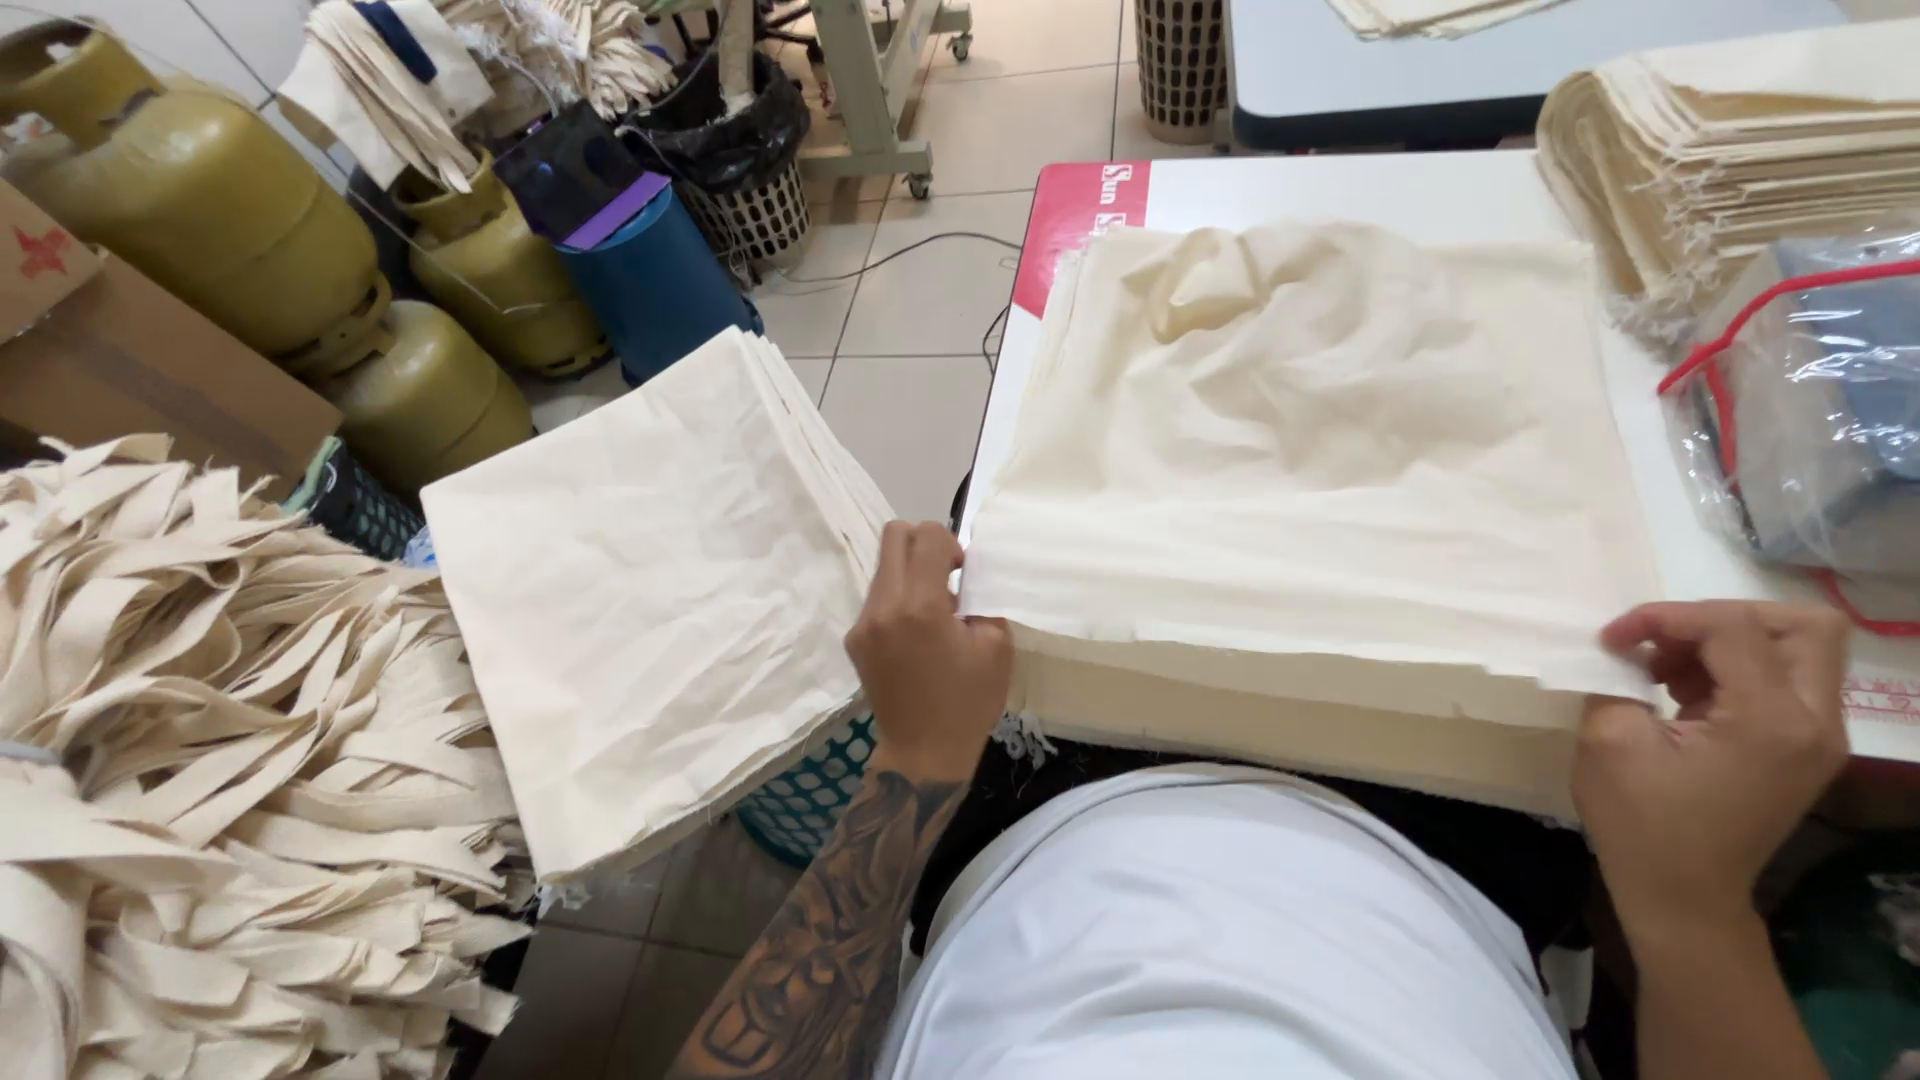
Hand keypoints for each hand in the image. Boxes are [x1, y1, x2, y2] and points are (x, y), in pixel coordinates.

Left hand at [844, 521, 1012, 781]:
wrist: (924, 752)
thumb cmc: (968, 702)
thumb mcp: (997, 646)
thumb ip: (981, 598)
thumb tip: (962, 578)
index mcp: (919, 606)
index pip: (927, 535)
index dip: (951, 543)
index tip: (963, 573)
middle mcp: (882, 606)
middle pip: (894, 535)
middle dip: (924, 544)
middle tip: (946, 576)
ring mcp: (862, 623)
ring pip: (883, 565)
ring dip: (910, 572)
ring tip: (934, 611)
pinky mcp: (854, 638)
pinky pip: (877, 596)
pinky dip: (899, 598)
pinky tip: (916, 634)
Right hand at [1576, 601, 1849, 938]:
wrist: (1681, 891)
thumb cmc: (1640, 819)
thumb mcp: (1610, 738)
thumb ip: (1620, 679)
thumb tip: (1625, 651)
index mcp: (1770, 720)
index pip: (1732, 628)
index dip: (1663, 617)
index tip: (1611, 640)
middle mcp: (1814, 723)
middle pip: (1802, 626)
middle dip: (1720, 617)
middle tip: (1661, 640)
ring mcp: (1817, 738)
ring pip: (1797, 649)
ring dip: (1724, 643)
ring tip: (1664, 670)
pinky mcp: (1802, 749)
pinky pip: (1783, 680)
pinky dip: (1731, 669)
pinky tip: (1681, 694)